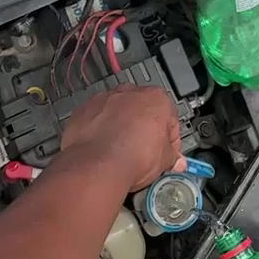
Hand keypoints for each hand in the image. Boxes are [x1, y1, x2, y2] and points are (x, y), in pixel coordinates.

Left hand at [59, 85, 185, 191]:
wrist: (97, 166)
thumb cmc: (132, 156)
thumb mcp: (164, 160)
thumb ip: (172, 156)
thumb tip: (174, 160)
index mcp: (156, 98)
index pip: (170, 117)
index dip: (169, 138)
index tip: (166, 151)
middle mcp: (130, 92)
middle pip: (142, 110)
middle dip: (143, 128)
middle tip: (144, 151)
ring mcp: (105, 99)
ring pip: (117, 111)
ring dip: (120, 126)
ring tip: (121, 152)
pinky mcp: (84, 109)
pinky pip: (96, 118)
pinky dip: (99, 130)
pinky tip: (102, 149)